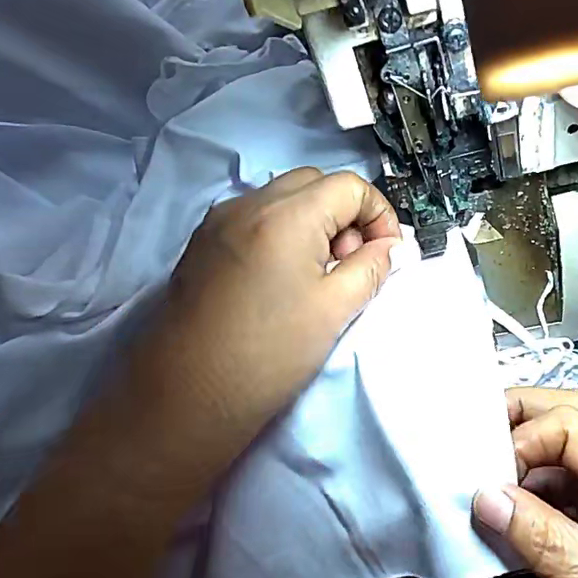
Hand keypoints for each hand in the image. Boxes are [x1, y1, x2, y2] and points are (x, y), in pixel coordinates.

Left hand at [118, 168, 401, 457]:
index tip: (383, 253)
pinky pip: (253, 216)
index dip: (378, 215)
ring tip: (314, 275)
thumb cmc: (267, 356)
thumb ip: (372, 267)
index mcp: (286, 216)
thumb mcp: (335, 310)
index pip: (350, 186)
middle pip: (315, 183)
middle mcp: (247, 204)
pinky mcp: (202, 241)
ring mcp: (218, 220)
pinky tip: (278, 278)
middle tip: (348, 264)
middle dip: (344, 214)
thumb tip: (389, 246)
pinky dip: (278, 231)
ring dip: (311, 221)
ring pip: (281, 197)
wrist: (188, 394)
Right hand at [472, 389, 577, 577]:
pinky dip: (535, 498)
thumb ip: (547, 541)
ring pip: (569, 458)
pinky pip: (569, 498)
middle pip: (574, 420)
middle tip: (469, 434)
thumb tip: (484, 497)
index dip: (521, 441)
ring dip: (525, 459)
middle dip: (521, 419)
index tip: (484, 479)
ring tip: (480, 473)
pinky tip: (509, 515)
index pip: (570, 425)